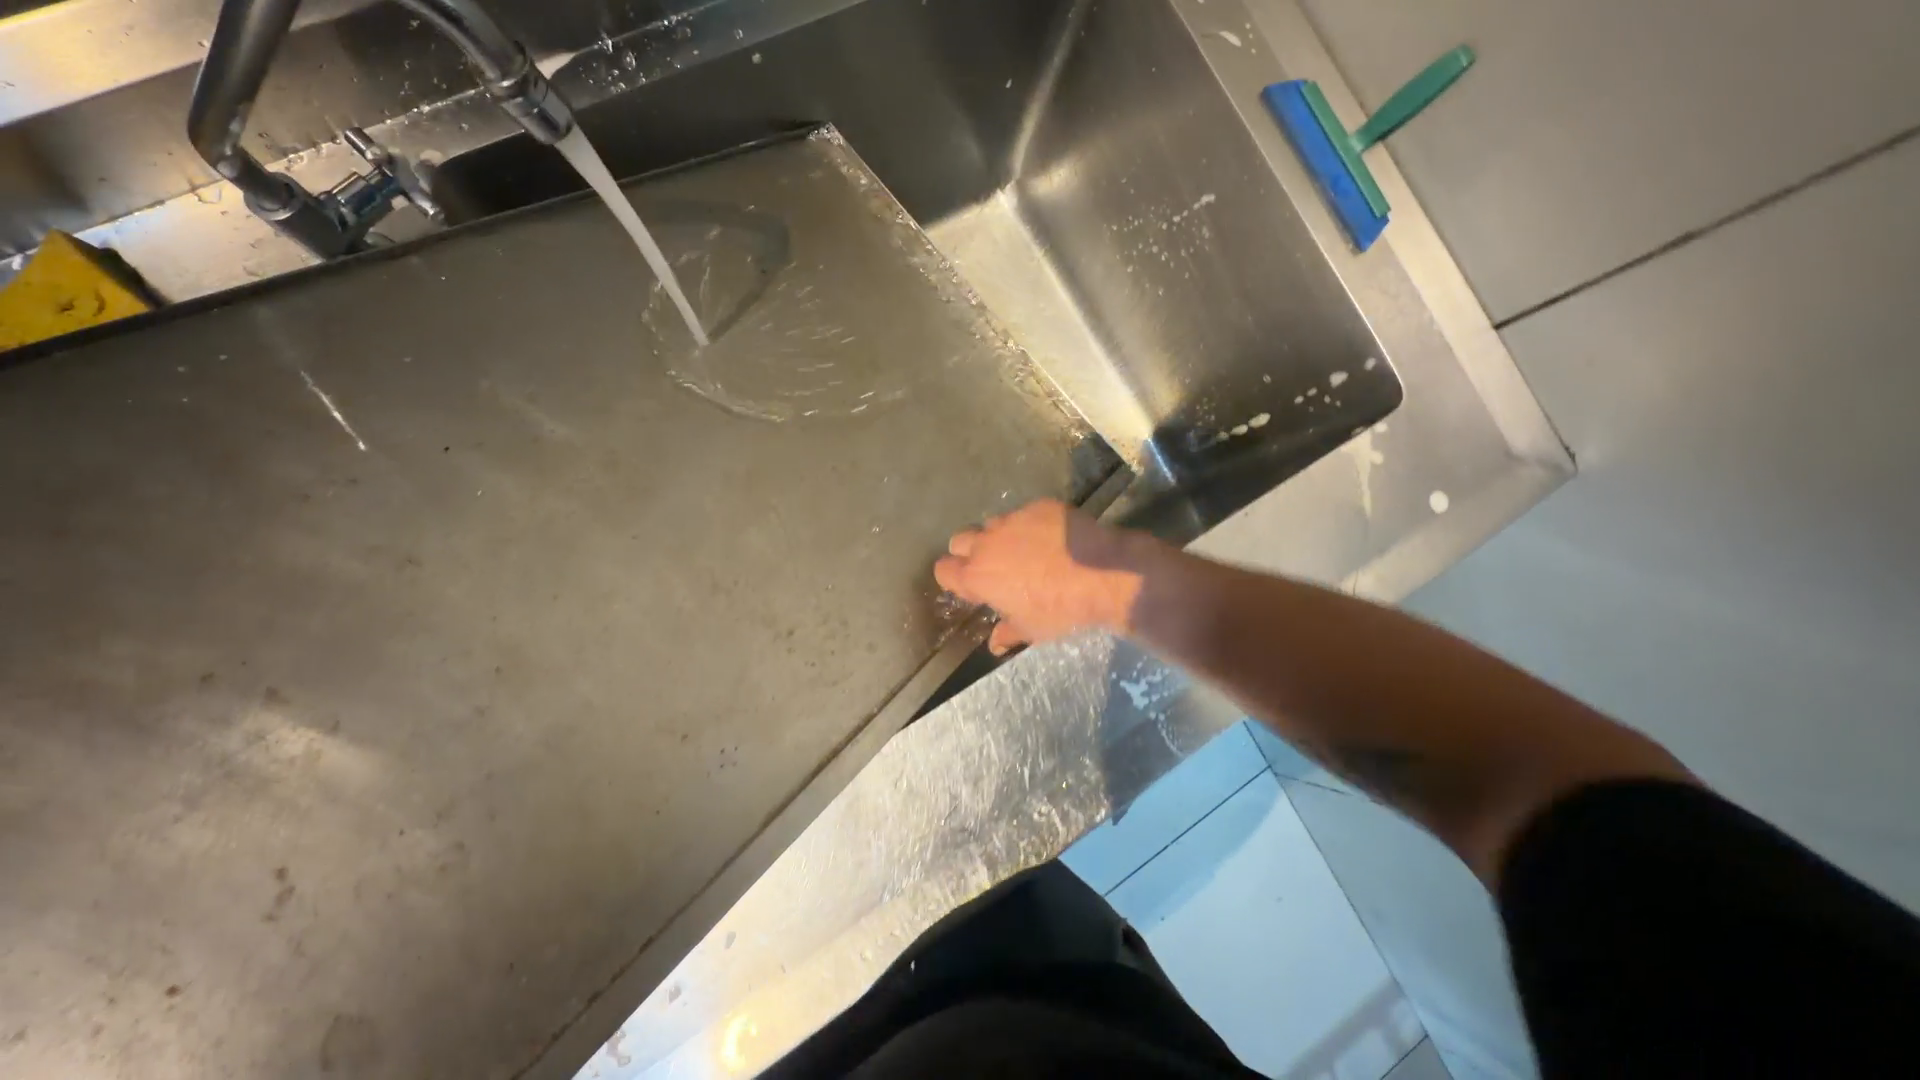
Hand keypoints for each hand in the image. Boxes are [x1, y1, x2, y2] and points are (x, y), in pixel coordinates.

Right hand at [933, 499, 1152, 654]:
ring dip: (1000, 538)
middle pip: (959, 540)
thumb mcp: (1032, 630)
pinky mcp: (1039, 506)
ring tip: (1025, 552)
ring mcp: (1013, 520)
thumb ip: (1007, 632)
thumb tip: (994, 644)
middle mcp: (988, 543)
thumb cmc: (1060, 609)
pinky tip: (1052, 539)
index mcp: (978, 576)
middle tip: (993, 568)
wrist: (1101, 574)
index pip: (943, 570)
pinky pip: (1024, 514)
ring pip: (992, 524)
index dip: (955, 579)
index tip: (974, 589)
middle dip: (969, 552)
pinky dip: (1031, 526)